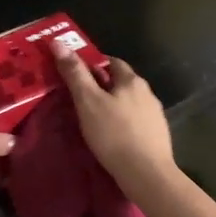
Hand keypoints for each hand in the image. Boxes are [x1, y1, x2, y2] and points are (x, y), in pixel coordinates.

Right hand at [52, 38, 174, 196]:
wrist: (147, 175)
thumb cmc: (114, 134)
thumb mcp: (88, 101)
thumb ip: (74, 73)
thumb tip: (57, 42)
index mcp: (131, 80)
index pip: (111, 61)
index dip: (93, 64)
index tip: (76, 75)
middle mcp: (147, 93)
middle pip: (121, 83)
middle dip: (102, 86)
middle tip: (80, 99)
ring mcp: (155, 116)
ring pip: (129, 103)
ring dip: (113, 106)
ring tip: (93, 120)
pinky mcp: (157, 136)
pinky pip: (135, 122)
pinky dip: (122, 124)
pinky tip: (112, 137)